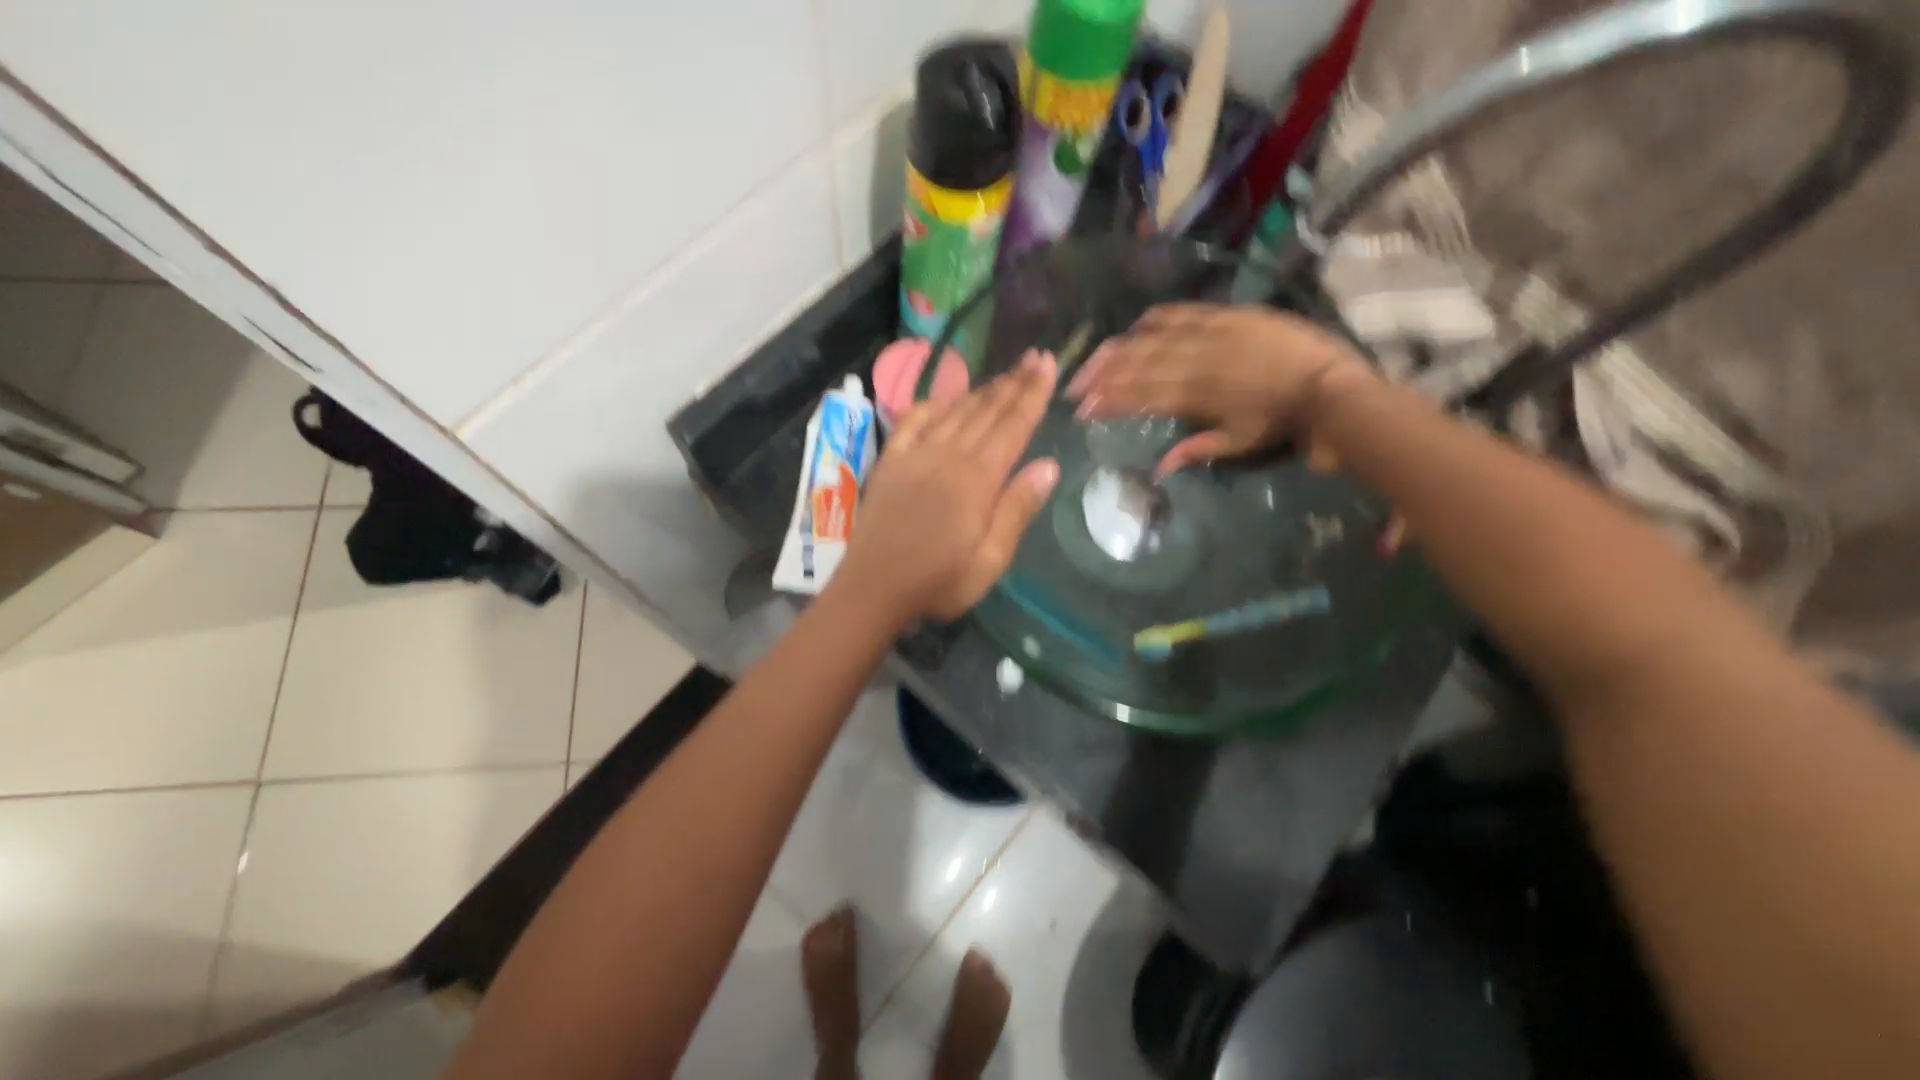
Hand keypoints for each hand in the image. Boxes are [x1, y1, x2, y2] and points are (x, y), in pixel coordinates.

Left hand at [835, 350, 1061, 621]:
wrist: (872, 589)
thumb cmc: (938, 582)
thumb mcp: (990, 560)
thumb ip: (1017, 509)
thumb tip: (1048, 465)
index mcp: (977, 480)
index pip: (1012, 427)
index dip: (1032, 394)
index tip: (1048, 364)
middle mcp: (947, 457)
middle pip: (986, 411)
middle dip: (1013, 383)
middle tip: (1034, 357)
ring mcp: (914, 456)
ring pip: (954, 412)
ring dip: (981, 390)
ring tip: (1003, 375)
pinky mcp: (890, 462)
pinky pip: (912, 421)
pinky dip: (932, 405)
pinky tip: (945, 399)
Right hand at [1066, 303, 1370, 474]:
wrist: (1328, 386)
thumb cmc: (1283, 422)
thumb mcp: (1240, 443)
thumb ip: (1197, 449)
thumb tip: (1158, 467)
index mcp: (1197, 396)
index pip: (1142, 396)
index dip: (1109, 400)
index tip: (1082, 408)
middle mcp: (1196, 363)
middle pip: (1138, 366)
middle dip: (1101, 376)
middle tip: (1073, 385)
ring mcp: (1211, 335)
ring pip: (1153, 340)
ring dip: (1119, 350)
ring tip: (1093, 359)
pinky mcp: (1229, 316)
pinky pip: (1185, 313)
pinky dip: (1158, 319)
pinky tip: (1137, 325)